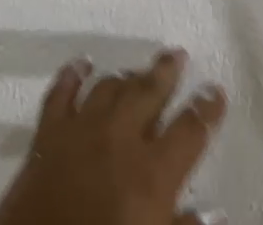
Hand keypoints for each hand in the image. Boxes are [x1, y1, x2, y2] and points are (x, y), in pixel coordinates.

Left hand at [0, 50, 228, 224]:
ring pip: (109, 87)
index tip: (214, 90)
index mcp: (153, 172)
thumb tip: (211, 215)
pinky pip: (61, 93)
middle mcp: (121, 138)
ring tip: (137, 68)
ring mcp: (82, 130)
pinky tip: (81, 64)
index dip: (206, 108)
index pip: (190, 129)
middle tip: (176, 54)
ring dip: (126, 74)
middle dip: (165, 72)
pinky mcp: (48, 133)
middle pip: (148, 92)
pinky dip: (72, 75)